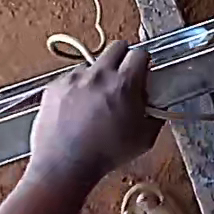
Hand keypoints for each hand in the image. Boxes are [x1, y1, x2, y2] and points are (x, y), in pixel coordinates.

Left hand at [26, 40, 160, 187]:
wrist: (63, 167)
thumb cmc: (106, 155)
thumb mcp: (144, 139)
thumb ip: (156, 116)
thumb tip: (158, 105)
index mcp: (124, 83)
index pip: (140, 53)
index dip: (144, 62)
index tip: (142, 70)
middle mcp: (99, 74)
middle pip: (117, 46)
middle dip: (123, 57)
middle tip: (123, 75)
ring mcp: (74, 78)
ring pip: (92, 64)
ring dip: (98, 75)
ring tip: (96, 98)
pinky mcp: (55, 86)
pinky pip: (71, 78)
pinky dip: (77, 87)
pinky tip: (77, 107)